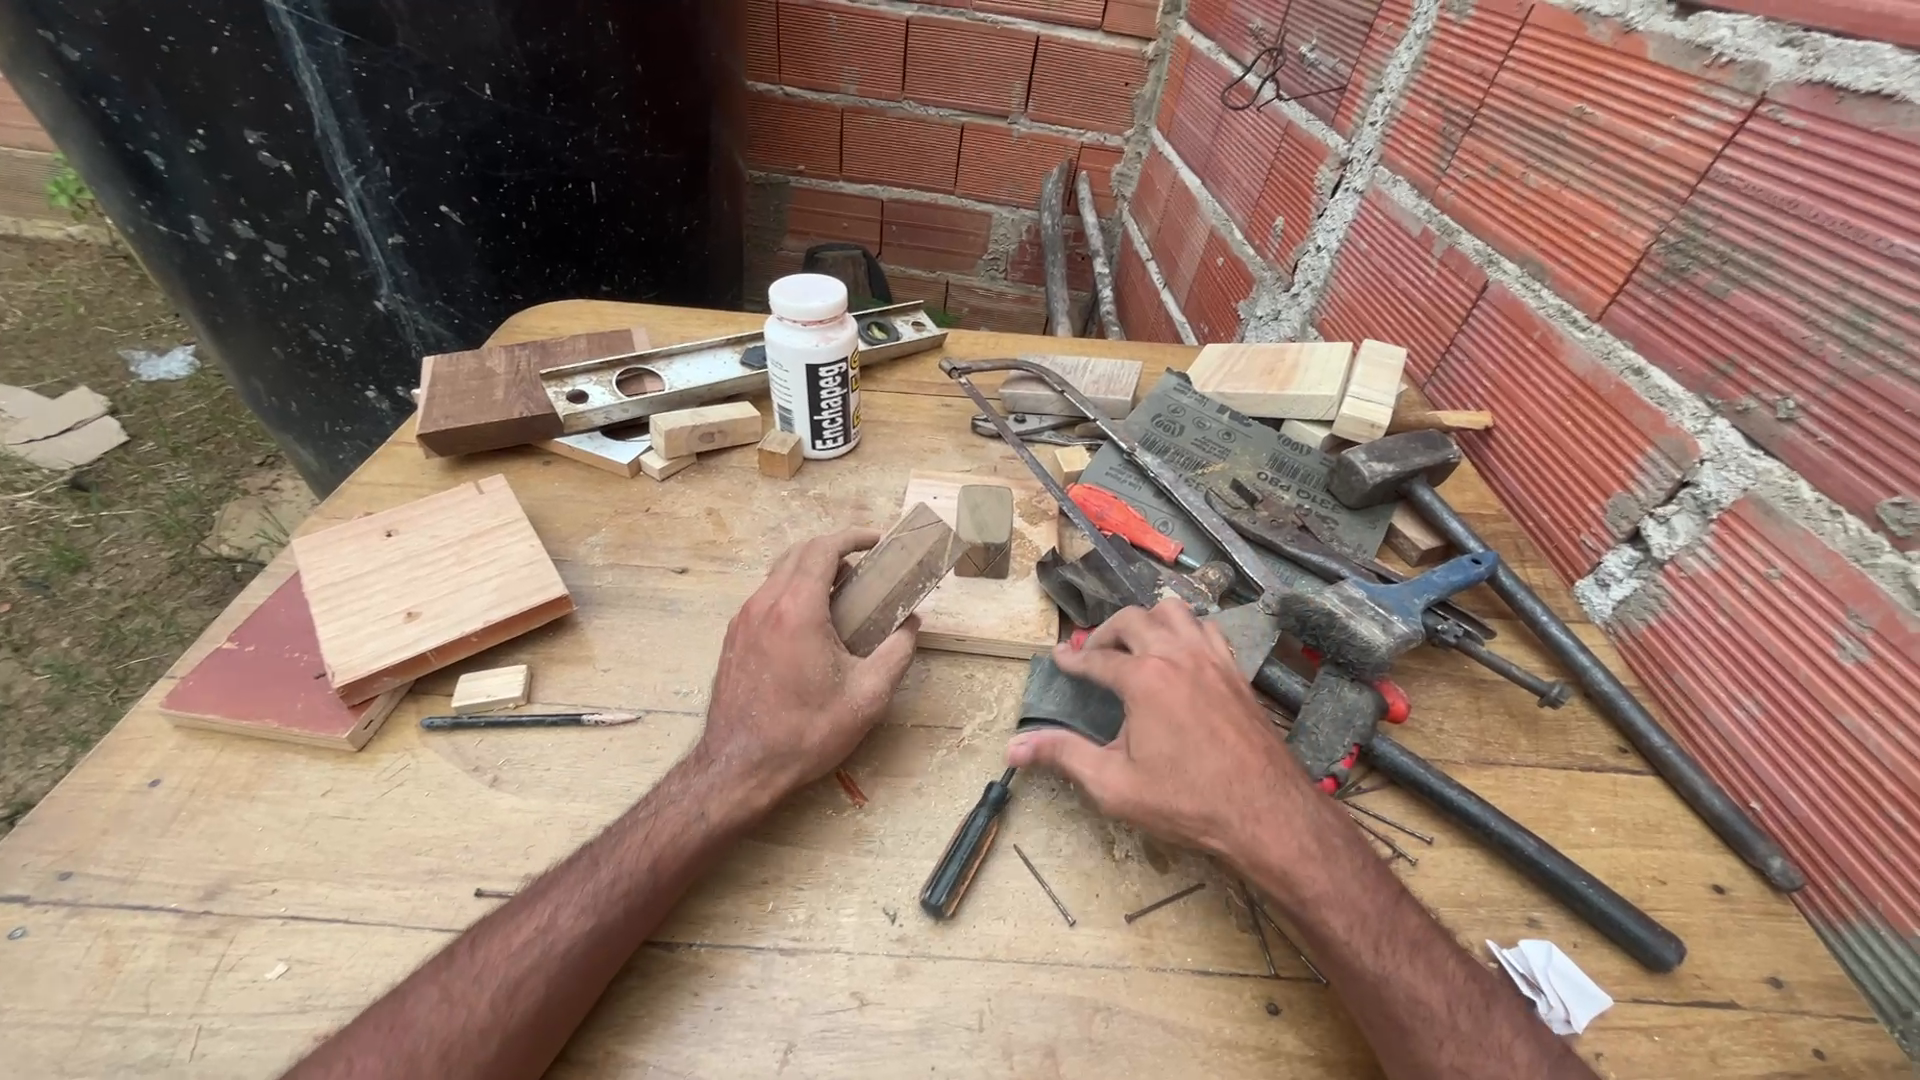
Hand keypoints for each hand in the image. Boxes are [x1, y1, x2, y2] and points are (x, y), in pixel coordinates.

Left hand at [701, 528, 919, 797]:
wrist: (740, 768)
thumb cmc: (805, 733)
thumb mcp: (868, 696)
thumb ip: (897, 652)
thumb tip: (911, 624)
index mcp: (797, 609)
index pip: (823, 549)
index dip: (853, 537)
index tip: (877, 541)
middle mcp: (764, 605)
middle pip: (799, 553)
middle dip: (835, 550)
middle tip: (866, 566)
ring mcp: (743, 621)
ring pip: (779, 574)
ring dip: (813, 572)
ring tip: (844, 595)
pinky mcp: (734, 639)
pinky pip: (767, 598)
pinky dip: (793, 593)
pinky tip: (814, 624)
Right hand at [1005, 600, 1313, 862]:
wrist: (1268, 813)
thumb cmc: (1187, 802)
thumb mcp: (1114, 785)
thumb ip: (1063, 756)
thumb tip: (1013, 748)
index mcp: (1143, 679)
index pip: (1096, 659)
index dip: (1072, 660)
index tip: (1058, 659)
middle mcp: (1176, 655)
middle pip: (1131, 620)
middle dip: (1105, 633)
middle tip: (1093, 656)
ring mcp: (1211, 658)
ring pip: (1173, 611)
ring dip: (1147, 621)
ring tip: (1135, 645)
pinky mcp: (1235, 671)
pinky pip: (1206, 628)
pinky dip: (1185, 630)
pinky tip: (1180, 654)